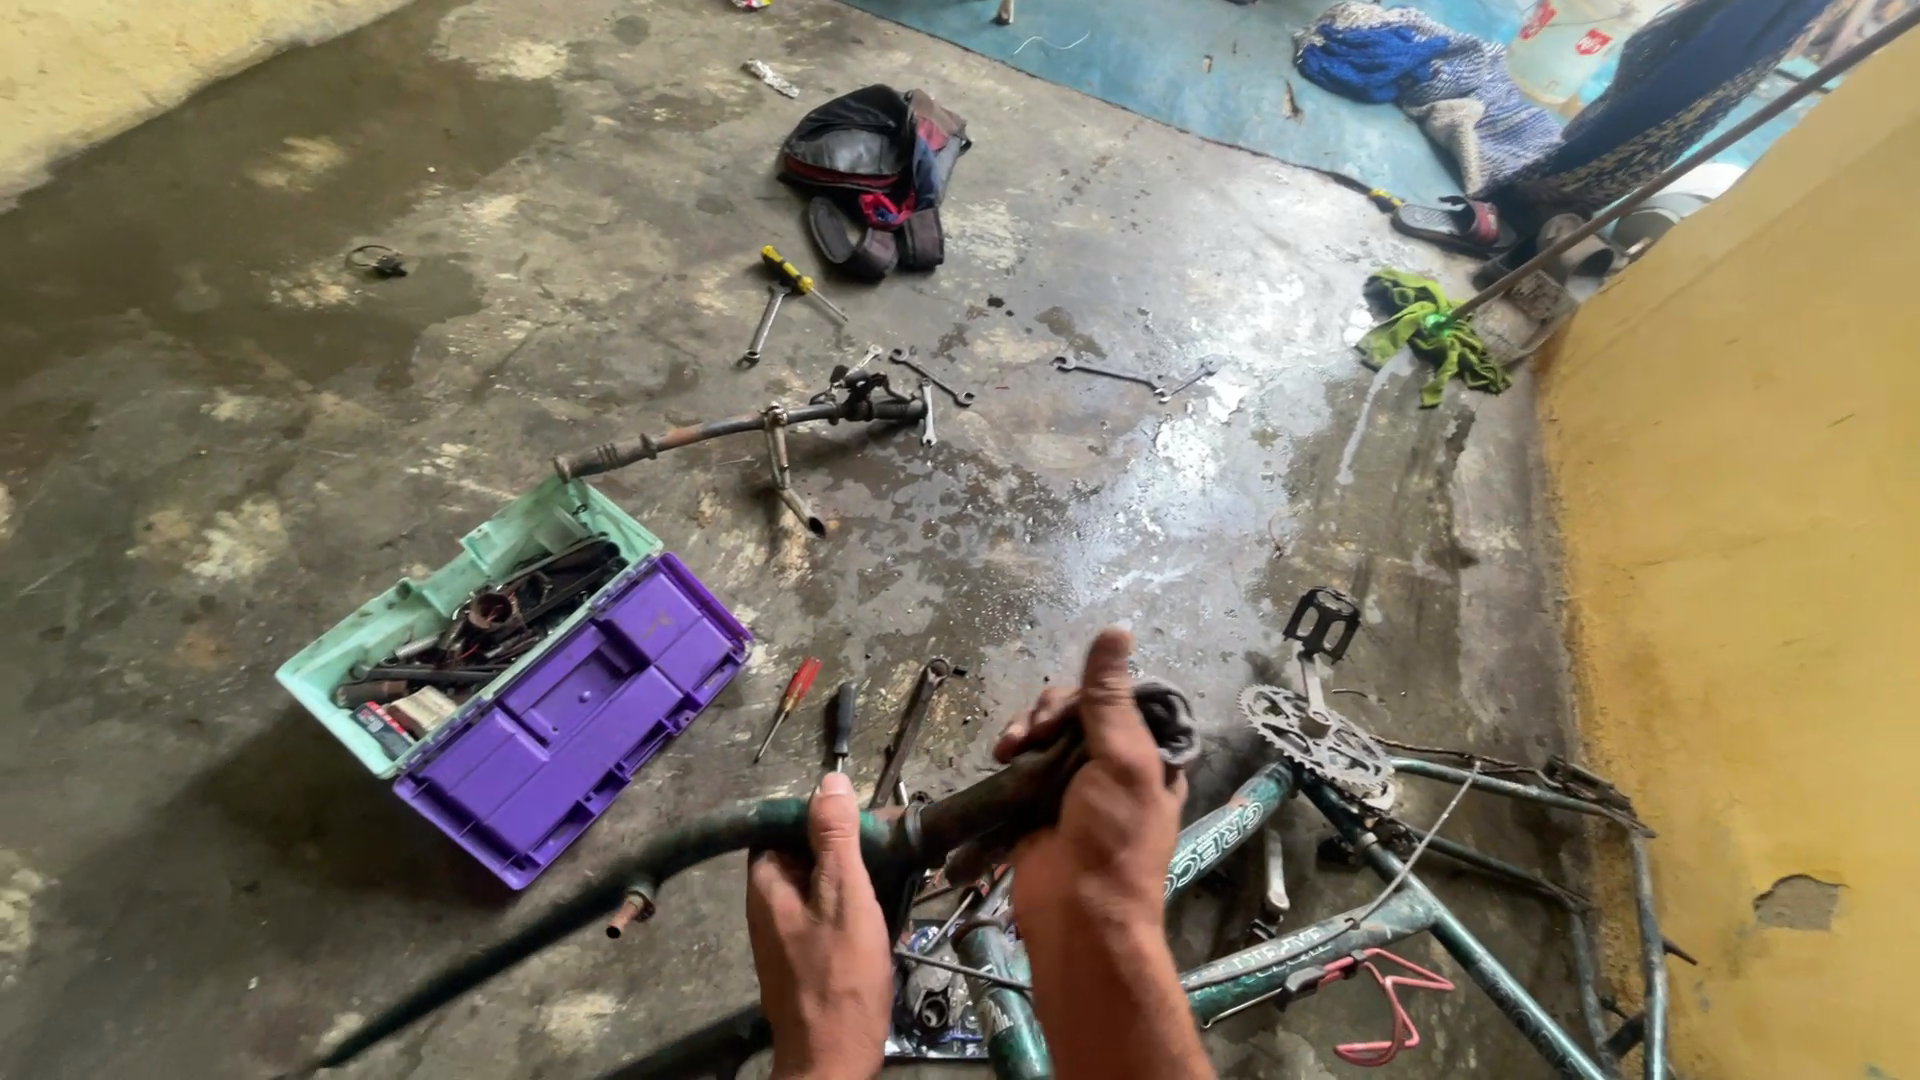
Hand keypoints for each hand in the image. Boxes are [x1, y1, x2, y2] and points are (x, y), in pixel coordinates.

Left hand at [746, 771, 892, 1079]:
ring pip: (824, 881)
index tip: (864, 817)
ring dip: (861, 873)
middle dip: (851, 843)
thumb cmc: (839, 975)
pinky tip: (890, 907)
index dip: (825, 814)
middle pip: (809, 850)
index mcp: (768, 883)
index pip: (787, 824)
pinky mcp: (809, 953)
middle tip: (891, 844)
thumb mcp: (843, 894)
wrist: (835, 1061)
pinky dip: (858, 902)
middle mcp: (770, 903)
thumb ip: (836, 835)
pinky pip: (832, 910)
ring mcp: (788, 931)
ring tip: (899, 870)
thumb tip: (829, 780)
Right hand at [993, 628, 1186, 936]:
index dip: (1093, 690)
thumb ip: (1111, 696)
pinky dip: (1012, 752)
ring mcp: (1074, 781)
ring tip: (1009, 748)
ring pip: (1047, 729)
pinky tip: (1000, 756)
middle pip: (1078, 708)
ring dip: (1025, 729)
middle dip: (1049, 712)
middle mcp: (1113, 762)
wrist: (1077, 915)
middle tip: (1034, 732)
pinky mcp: (1040, 798)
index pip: (1121, 697)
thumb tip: (1117, 629)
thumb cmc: (1113, 837)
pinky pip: (1025, 758)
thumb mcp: (1123, 761)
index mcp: (1149, 754)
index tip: (1071, 704)